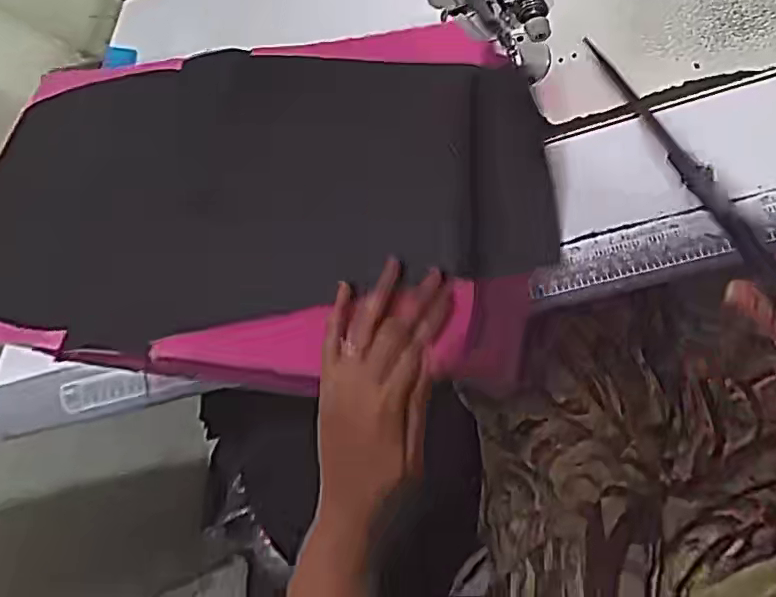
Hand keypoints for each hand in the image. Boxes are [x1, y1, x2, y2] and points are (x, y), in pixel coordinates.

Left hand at [316, 259, 452, 534]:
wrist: (343, 510)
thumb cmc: (387, 486)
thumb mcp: (414, 450)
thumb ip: (419, 400)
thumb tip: (434, 355)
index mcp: (388, 401)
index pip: (416, 346)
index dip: (435, 317)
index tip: (449, 293)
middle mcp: (361, 383)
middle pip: (393, 329)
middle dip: (417, 298)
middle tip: (435, 273)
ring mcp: (340, 379)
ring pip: (361, 325)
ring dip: (379, 293)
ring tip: (393, 265)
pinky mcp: (326, 382)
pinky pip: (329, 341)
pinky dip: (336, 313)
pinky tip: (345, 288)